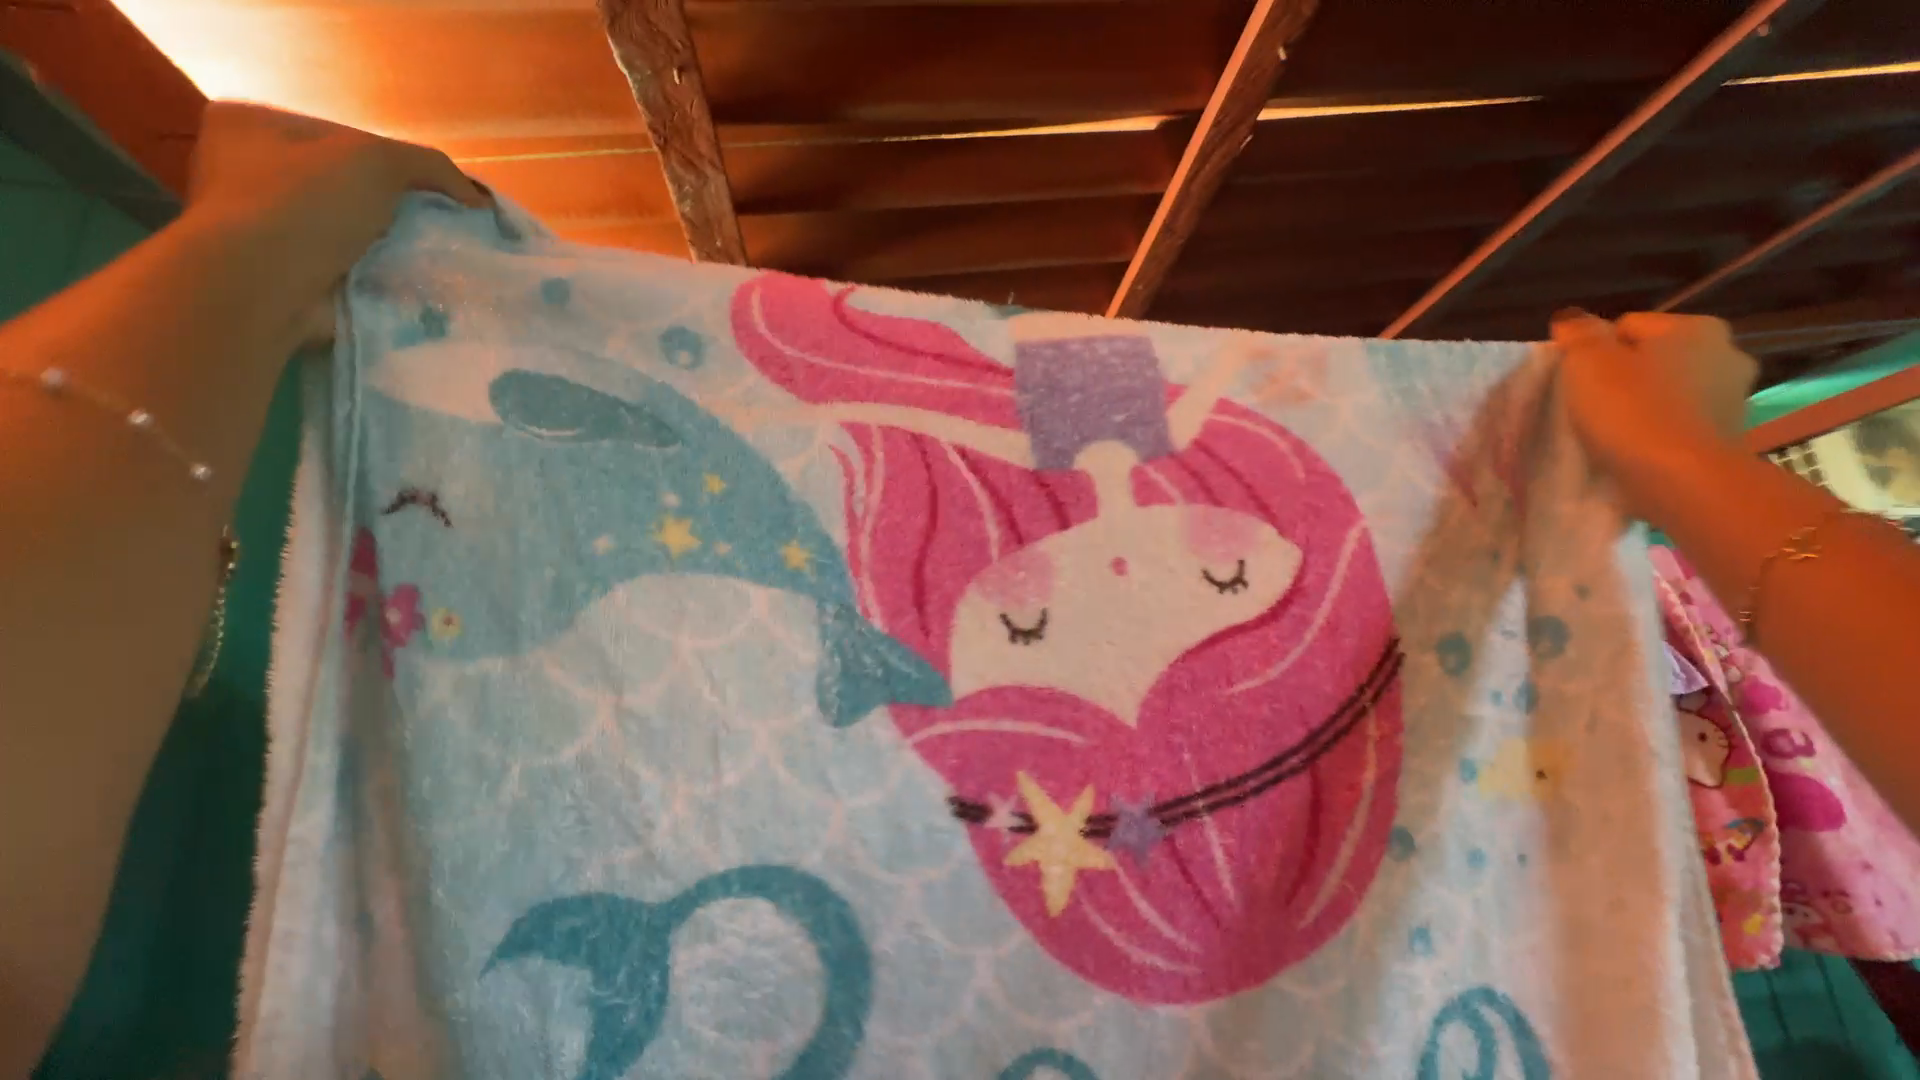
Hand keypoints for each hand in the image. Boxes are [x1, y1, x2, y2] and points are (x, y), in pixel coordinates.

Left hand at [185, 101, 489, 334]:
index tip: (436, 193)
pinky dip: (379, 278)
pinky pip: (350, 269)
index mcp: (251, 126)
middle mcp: (247, 172)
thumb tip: (478, 200)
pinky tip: (410, 283)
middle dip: (395, 208)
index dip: (397, 163)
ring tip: (431, 258)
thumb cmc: (304, 205)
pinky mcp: (285, 275)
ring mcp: (263, 228)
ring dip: (390, 246)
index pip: (345, 138)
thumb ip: (431, 167)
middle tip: (437, 226)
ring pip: (353, 231)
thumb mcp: (377, 160)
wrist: (263, 286)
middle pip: (350, 186)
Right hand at [1551, 309, 1758, 520]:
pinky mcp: (1729, 435)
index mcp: (1696, 327)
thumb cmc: (1631, 410)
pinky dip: (1659, 429)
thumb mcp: (1588, 362)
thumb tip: (1571, 318)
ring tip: (1612, 429)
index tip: (1577, 378)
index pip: (1627, 326)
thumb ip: (1579, 333)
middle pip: (1654, 357)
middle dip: (1626, 374)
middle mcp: (1727, 353)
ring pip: (1670, 390)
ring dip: (1645, 403)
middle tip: (1591, 403)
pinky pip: (1681, 422)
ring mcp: (1733, 396)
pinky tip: (1636, 447)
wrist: (1680, 478)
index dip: (1595, 350)